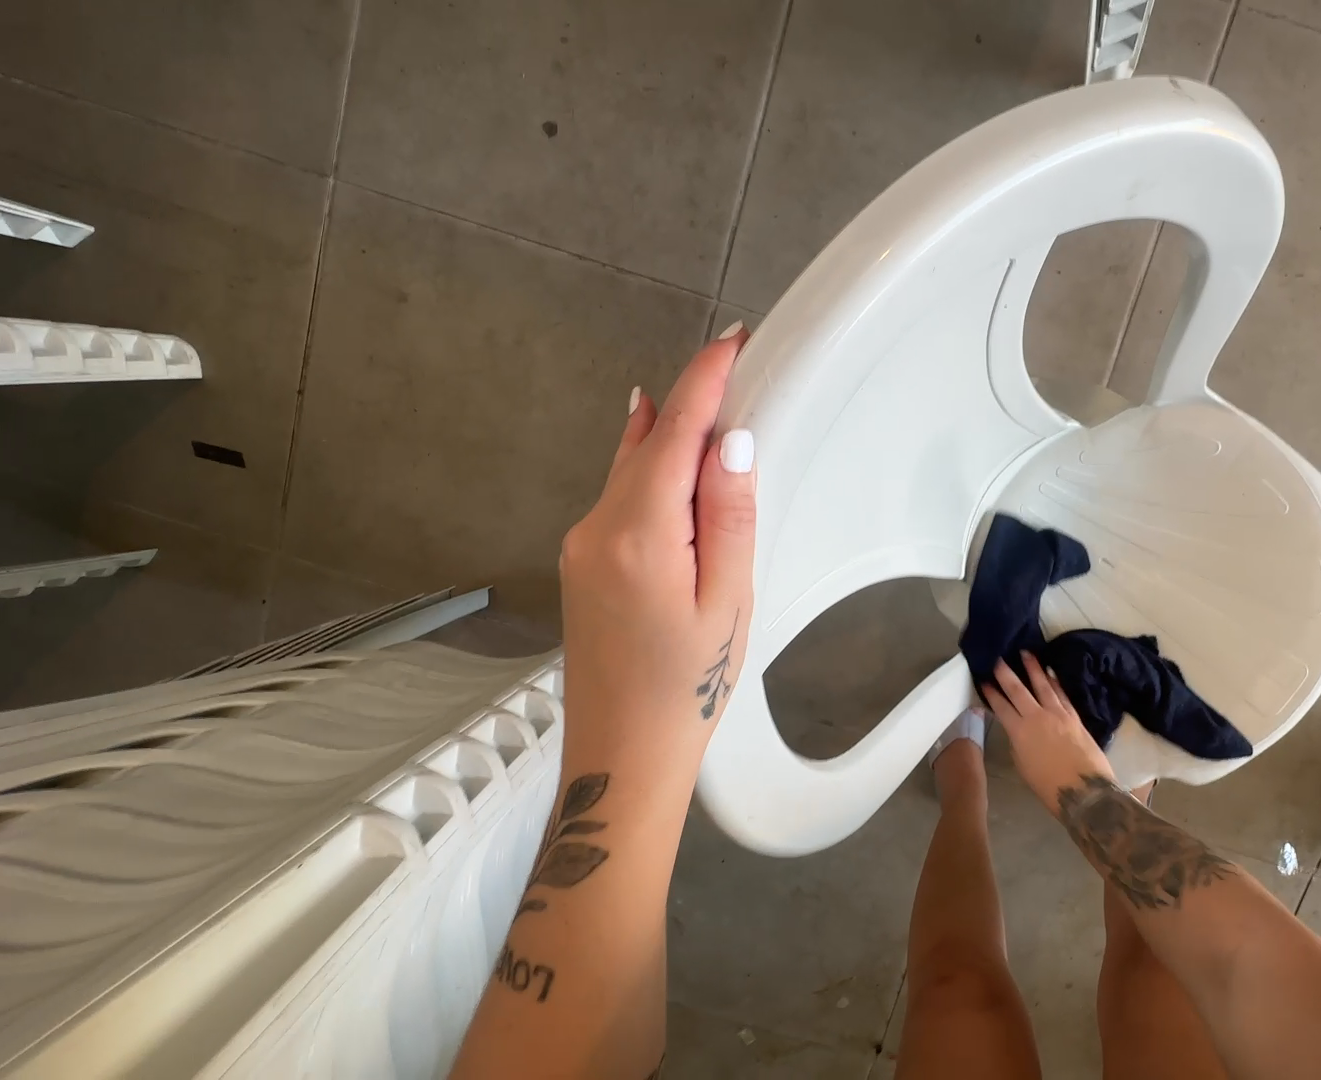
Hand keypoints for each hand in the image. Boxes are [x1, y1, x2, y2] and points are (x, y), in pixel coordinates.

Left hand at [558, 325, 756, 773]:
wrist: (622, 757)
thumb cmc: (689, 686)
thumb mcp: (728, 601)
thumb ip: (727, 516)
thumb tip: (731, 440)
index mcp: (638, 532)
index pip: (673, 432)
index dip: (703, 379)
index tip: (733, 339)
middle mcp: (596, 525)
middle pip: (649, 443)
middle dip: (693, 401)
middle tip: (739, 366)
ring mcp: (581, 544)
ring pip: (631, 468)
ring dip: (673, 434)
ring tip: (715, 402)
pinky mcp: (583, 563)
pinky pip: (621, 496)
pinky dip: (652, 468)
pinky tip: (662, 451)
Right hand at [983, 652, 1116, 816]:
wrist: (1085, 790)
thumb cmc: (1048, 786)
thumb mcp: (1023, 767)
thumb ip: (1018, 744)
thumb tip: (1018, 731)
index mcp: (1019, 732)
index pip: (1001, 707)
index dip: (991, 693)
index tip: (984, 679)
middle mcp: (1037, 717)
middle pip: (1018, 690)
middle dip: (1006, 673)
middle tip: (999, 657)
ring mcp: (1057, 714)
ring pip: (1043, 685)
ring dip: (1033, 668)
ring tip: (1026, 653)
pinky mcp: (1074, 716)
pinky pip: (1062, 694)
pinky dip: (1055, 682)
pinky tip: (1051, 671)